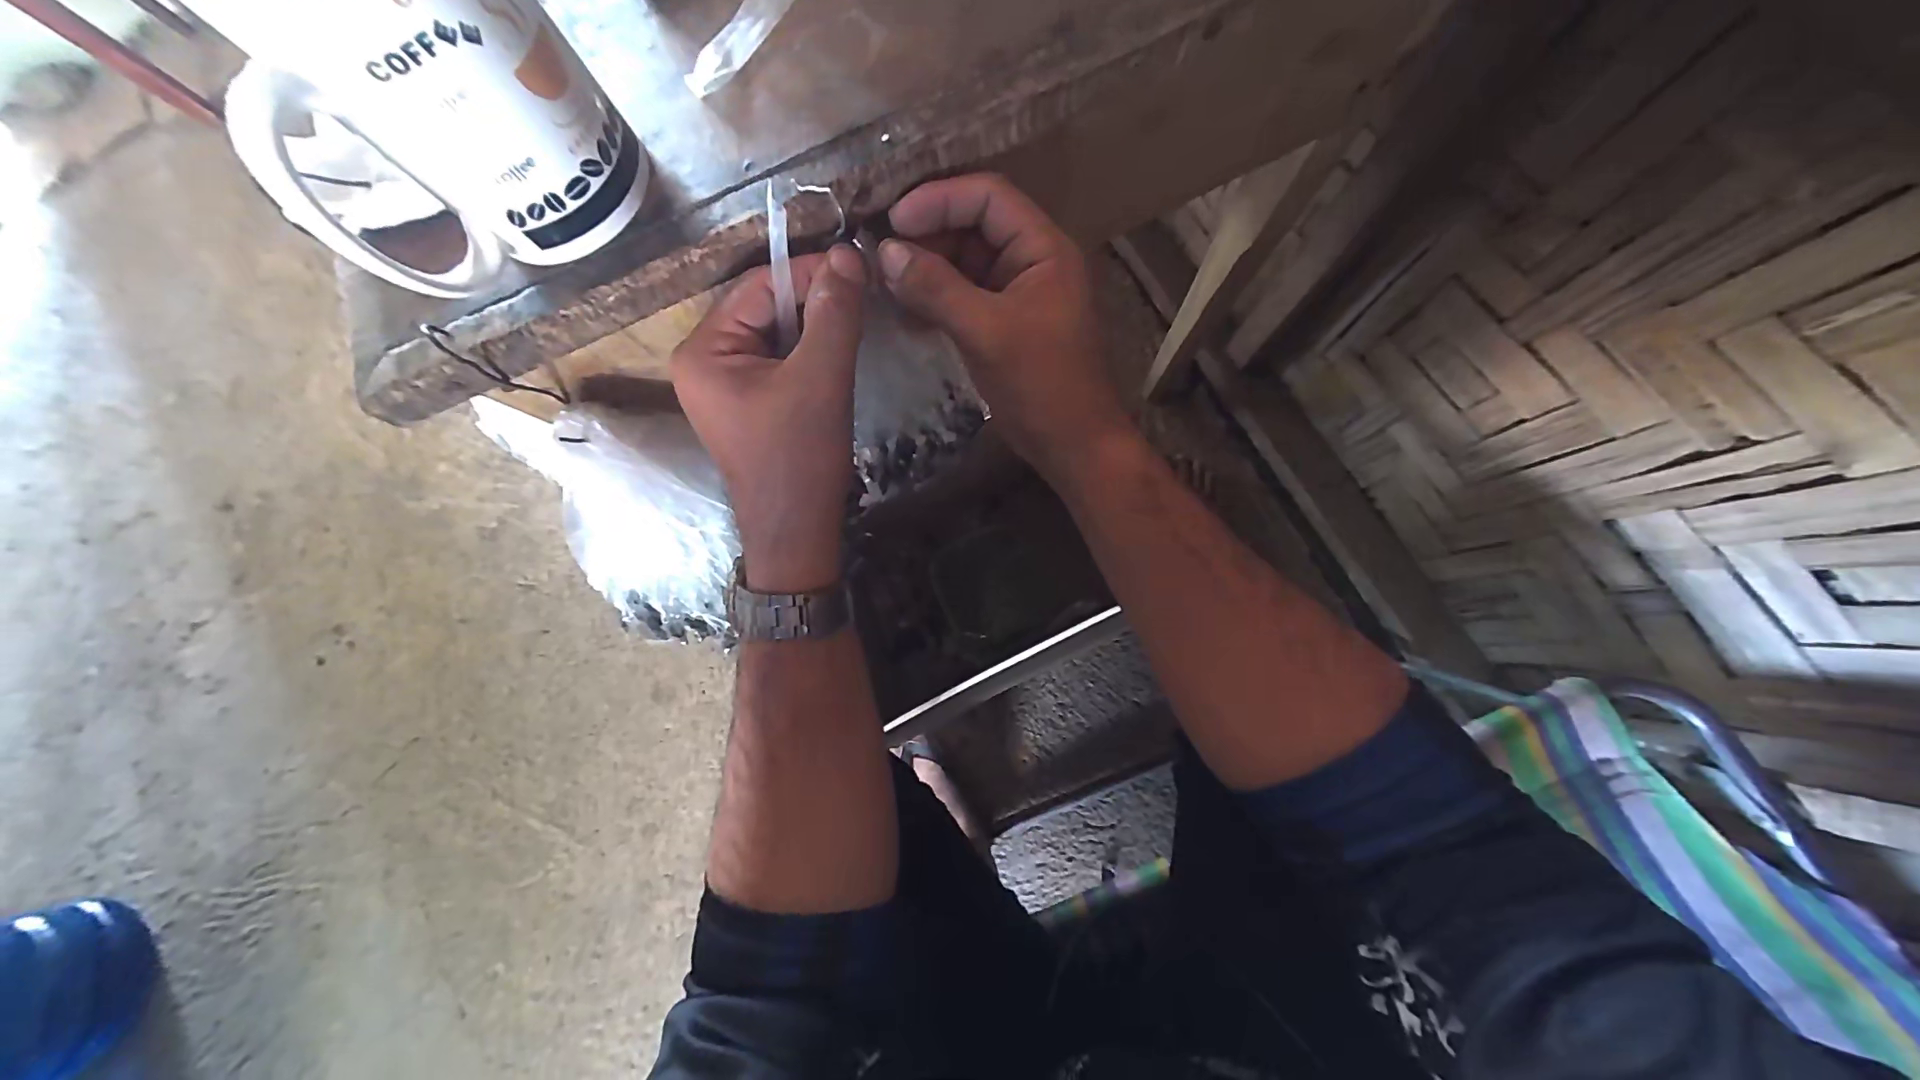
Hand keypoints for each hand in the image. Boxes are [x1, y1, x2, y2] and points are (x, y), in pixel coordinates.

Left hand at [671, 245, 865, 591]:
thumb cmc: (800, 458)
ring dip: (816, 329)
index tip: (859, 267)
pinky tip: (838, 359)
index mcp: (703, 350)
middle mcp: (703, 362)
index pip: (758, 286)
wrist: (797, 532)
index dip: (809, 272)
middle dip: (814, 303)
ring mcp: (724, 387)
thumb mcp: (821, 378)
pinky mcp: (748, 406)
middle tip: (864, 298)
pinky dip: (810, 355)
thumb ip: (834, 313)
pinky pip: (779, 363)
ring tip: (857, 327)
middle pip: (765, 309)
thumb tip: (850, 254)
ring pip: (776, 336)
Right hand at [878, 173, 1131, 481]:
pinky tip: (906, 316)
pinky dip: (937, 302)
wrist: (1074, 444)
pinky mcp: (1004, 325)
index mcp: (1043, 249)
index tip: (892, 222)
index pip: (988, 197)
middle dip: (927, 238)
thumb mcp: (987, 332)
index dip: (938, 199)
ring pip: (965, 265)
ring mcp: (1018, 295)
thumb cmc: (1042, 385)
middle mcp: (1032, 262)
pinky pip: (965, 298)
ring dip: (927, 272)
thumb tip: (886, 252)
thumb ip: (937, 288)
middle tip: (882, 258)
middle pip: (973, 227)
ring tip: (886, 286)